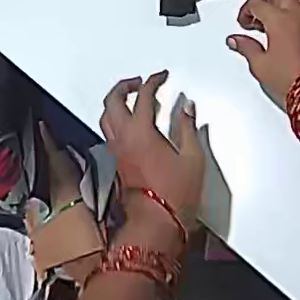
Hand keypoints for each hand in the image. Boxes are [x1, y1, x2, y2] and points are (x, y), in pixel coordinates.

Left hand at [100, 72, 205, 246]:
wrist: (156, 223)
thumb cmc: (175, 195)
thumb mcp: (193, 158)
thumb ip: (188, 128)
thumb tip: (187, 108)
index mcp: (141, 132)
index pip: (143, 96)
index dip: (153, 81)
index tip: (161, 77)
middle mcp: (123, 138)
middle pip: (113, 99)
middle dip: (125, 85)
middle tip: (141, 82)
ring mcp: (117, 149)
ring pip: (106, 114)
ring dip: (116, 100)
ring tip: (132, 97)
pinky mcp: (116, 160)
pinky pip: (109, 129)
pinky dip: (116, 117)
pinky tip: (130, 121)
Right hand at [227, 0, 299, 107]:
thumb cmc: (293, 81)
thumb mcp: (260, 65)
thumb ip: (247, 48)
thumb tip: (237, 41)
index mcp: (278, 20)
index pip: (257, 3)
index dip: (247, 11)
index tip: (245, 22)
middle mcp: (299, 16)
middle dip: (268, 3)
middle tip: (262, 19)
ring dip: (295, 1)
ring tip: (288, 12)